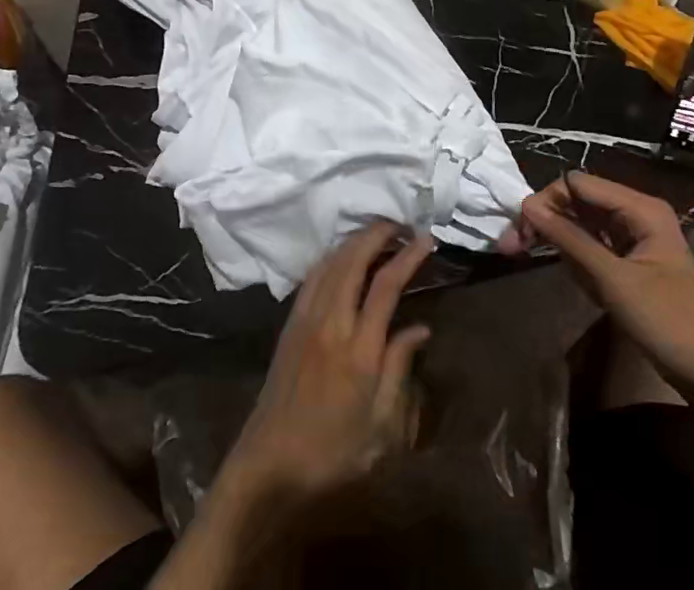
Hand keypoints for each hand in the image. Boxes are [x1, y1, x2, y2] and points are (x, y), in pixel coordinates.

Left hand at [220, 221, 432, 502]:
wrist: (266, 469)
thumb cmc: (332, 454)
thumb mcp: (381, 427)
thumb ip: (400, 370)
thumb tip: (421, 328)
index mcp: (358, 350)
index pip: (386, 285)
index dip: (408, 256)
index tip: (426, 239)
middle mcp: (329, 324)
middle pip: (352, 262)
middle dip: (377, 235)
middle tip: (400, 224)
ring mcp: (304, 323)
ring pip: (329, 265)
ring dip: (352, 242)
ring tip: (376, 234)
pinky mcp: (288, 328)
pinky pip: (311, 278)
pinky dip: (330, 258)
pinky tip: (341, 258)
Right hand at [520, 173, 693, 405]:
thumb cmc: (668, 322)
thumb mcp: (613, 280)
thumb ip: (570, 239)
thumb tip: (528, 205)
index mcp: (642, 208)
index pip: (580, 184)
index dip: (547, 201)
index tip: (518, 231)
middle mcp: (639, 214)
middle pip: (580, 202)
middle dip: (549, 222)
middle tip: (513, 249)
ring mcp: (636, 238)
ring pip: (585, 226)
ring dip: (562, 244)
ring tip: (550, 270)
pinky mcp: (633, 261)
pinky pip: (596, 248)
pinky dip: (581, 261)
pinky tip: (581, 282)